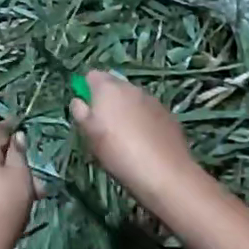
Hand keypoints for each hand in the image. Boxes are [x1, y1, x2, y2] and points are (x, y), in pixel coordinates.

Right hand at [69, 71, 204, 205]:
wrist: (165, 173)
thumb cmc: (118, 152)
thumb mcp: (88, 134)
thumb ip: (80, 112)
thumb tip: (79, 101)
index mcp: (107, 88)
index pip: (91, 75)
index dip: (86, 90)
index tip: (87, 110)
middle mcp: (131, 87)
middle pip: (114, 85)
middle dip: (107, 99)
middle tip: (104, 125)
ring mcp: (152, 100)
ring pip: (132, 98)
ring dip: (126, 109)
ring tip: (125, 136)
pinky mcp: (168, 114)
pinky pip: (148, 111)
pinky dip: (143, 119)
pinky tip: (144, 141)